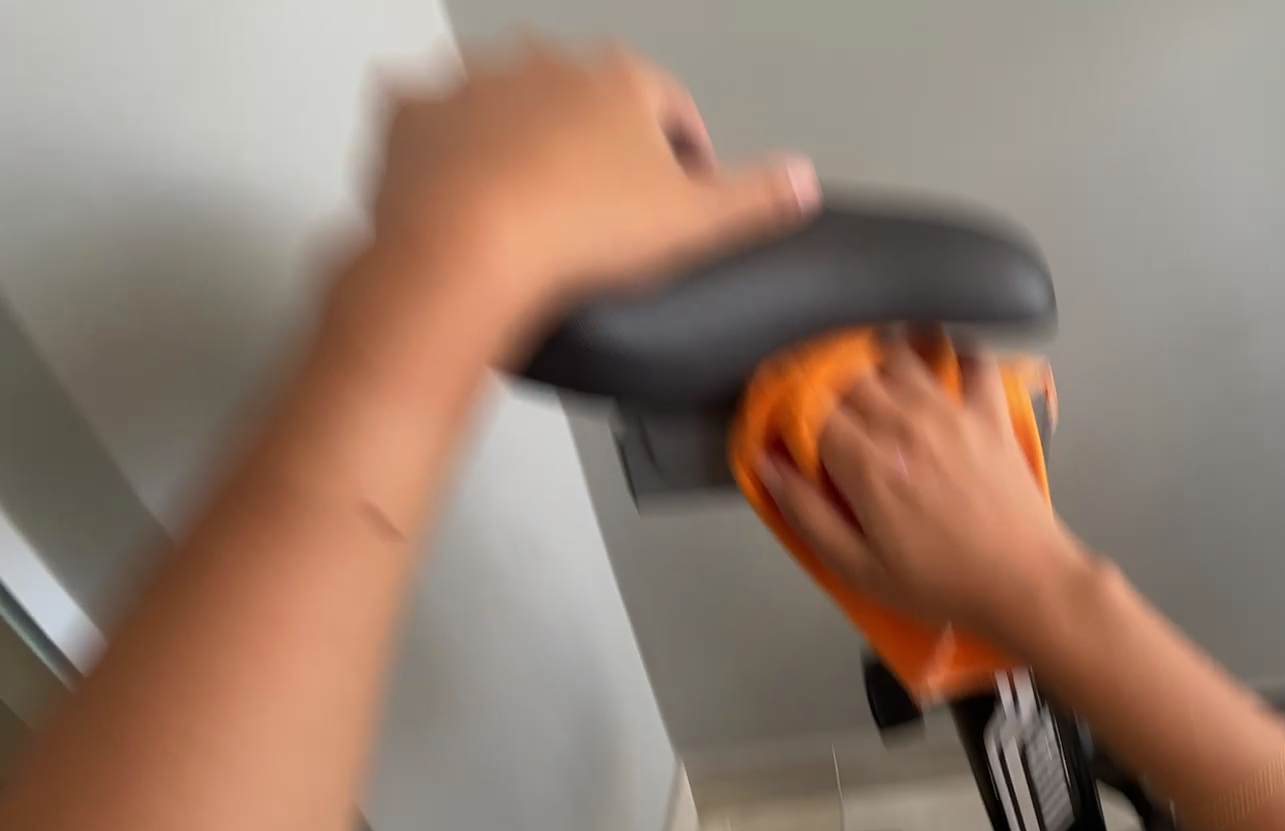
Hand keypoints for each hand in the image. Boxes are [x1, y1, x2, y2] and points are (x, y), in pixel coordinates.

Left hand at [367, 41, 819, 346]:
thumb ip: (758, 197)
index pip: (672, 106)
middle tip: (617, 207)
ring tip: (552, 209)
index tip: (684, 183)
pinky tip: (490, 197)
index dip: (686, 149)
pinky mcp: (418, 113)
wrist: (468, 248)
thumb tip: (803, 178)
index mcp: (618, 83)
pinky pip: (451, 126)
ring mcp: (475, 83)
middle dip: (611, 147)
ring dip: (540, 146)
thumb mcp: (700, 222)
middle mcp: (544, 65)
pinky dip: (471, 155)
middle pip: (595, 103)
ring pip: (522, 108)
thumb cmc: (579, 231)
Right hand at [758, 346, 1090, 640]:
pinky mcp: (991, 414)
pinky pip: (973, 360)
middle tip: (820, 397)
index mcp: (869, 464)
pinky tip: (938, 360)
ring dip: (874, 358)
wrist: (1024, 582)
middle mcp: (907, 425)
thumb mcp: (860, 569)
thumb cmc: (943, 583)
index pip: (811, 407)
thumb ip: (808, 515)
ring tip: (867, 378)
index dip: (788, 403)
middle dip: (824, 378)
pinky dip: (953, 349)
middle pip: (848, 373)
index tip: (782, 412)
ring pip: (899, 355)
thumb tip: (768, 468)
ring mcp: (953, 412)